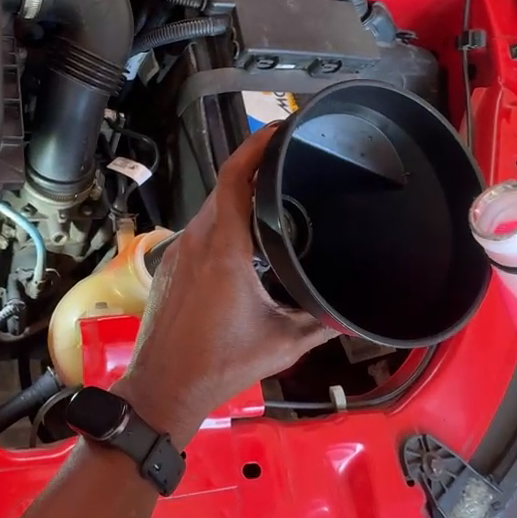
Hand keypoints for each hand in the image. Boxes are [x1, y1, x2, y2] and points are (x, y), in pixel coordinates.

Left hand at [114, 125, 332, 446]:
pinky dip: (223, 220)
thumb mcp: (282, 342)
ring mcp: (179, 251)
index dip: (255, 147)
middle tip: (287, 161)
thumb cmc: (221, 364)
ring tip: (272, 195)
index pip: (234, 178)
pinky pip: (200, 228)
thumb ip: (321, 320)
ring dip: (238, 196)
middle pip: (224, 187)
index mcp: (224, 248)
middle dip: (253, 167)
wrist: (164, 386)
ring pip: (211, 208)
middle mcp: (196, 239)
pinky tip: (245, 234)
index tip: (277, 130)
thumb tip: (352, 311)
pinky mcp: (171, 265)